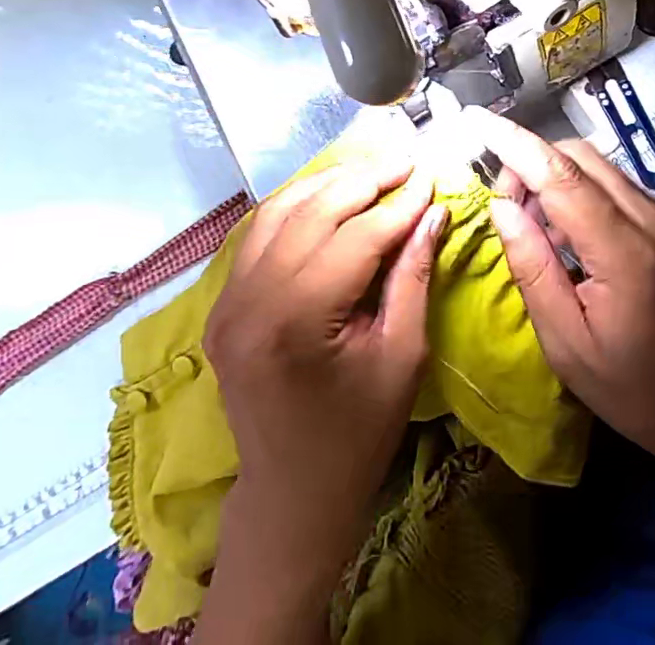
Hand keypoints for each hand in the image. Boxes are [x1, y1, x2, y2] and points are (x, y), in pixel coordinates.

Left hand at [204, 155, 443, 567]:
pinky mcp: (223, 304)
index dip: (398, 206)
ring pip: (277, 214)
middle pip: (312, 214)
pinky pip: (258, 236)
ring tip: (371, 172)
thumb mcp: (401, 357)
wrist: (291, 491)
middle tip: (405, 163)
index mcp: (296, 321)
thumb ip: (411, 277)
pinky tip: (327, 198)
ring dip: (326, 186)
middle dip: (363, 182)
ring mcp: (226, 300)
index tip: (431, 180)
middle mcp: (249, 300)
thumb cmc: (358, 434)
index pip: (355, 238)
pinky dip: (295, 209)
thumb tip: (432, 214)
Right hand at [468, 110, 654, 498]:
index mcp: (627, 256)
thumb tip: (501, 206)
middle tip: (503, 205)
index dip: (514, 143)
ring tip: (529, 222)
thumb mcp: (566, 343)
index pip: (562, 177)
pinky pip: (613, 188)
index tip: (475, 119)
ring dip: (553, 176)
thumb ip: (532, 268)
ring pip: (597, 167)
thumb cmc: (635, 392)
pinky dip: (577, 193)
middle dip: (530, 162)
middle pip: (581, 157)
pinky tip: (562, 233)